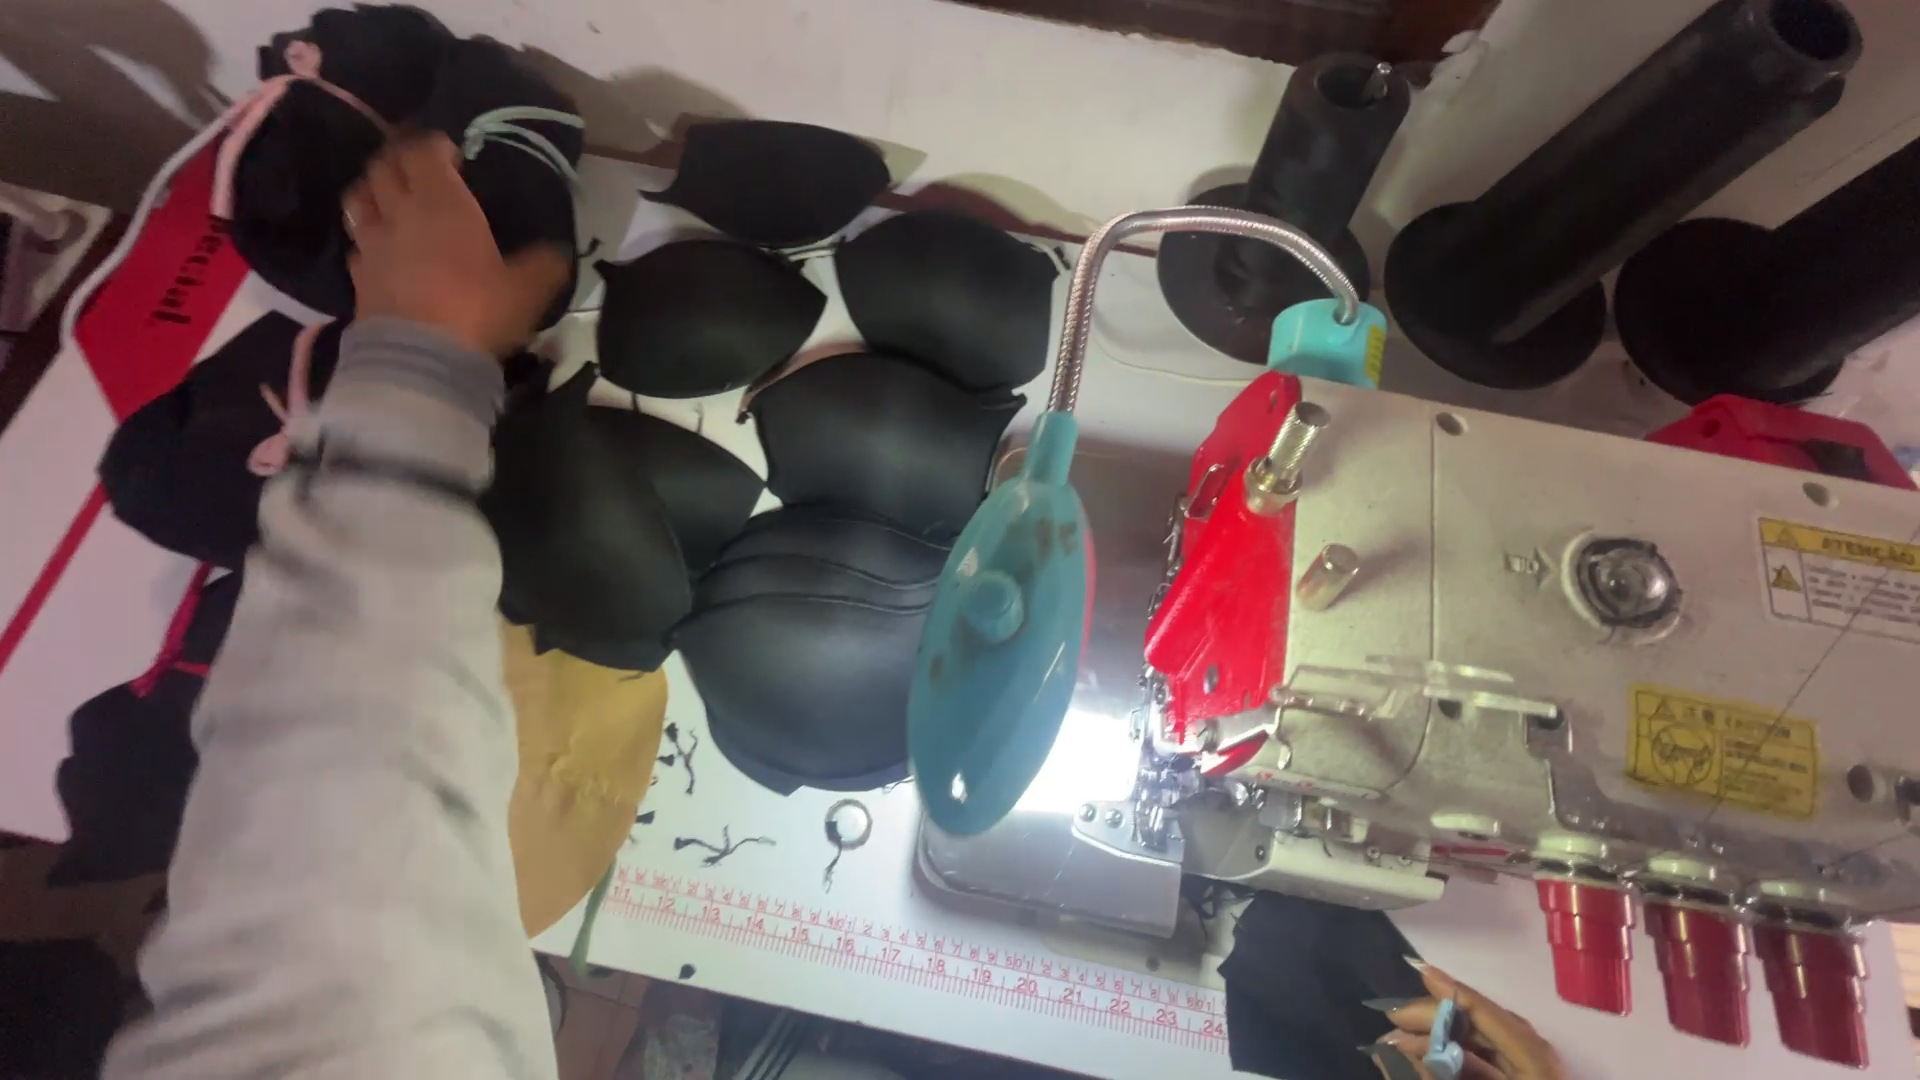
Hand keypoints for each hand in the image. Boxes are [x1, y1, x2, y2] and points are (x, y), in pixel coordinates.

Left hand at [343, 133, 570, 356]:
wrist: (424, 355)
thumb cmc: (480, 310)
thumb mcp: (529, 290)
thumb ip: (543, 265)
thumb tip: (558, 252)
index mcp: (444, 205)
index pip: (425, 153)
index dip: (435, 145)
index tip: (451, 149)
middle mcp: (401, 212)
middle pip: (385, 166)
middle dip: (401, 158)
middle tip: (419, 164)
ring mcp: (374, 242)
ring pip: (360, 196)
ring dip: (374, 188)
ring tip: (389, 195)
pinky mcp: (359, 273)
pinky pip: (359, 240)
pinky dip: (369, 233)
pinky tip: (382, 245)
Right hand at [1366, 964, 1568, 1079]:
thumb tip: (1388, 1050)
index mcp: (1541, 1074)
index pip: (1497, 1021)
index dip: (1456, 994)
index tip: (1416, 971)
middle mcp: (1546, 1077)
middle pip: (1492, 1032)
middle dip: (1440, 1022)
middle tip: (1394, 1021)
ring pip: (1489, 1054)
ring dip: (1443, 1044)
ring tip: (1399, 1045)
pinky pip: (1492, 1075)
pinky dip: (1458, 1065)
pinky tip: (1426, 1063)